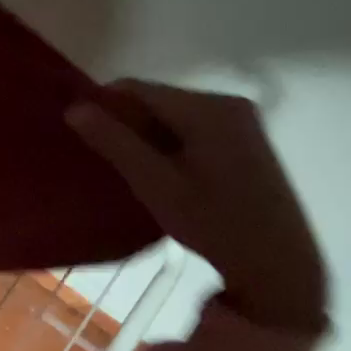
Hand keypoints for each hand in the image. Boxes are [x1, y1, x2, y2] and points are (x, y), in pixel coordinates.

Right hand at [68, 80, 328, 334]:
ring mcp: (240, 121)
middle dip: (123, 124)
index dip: (101, 105)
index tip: (78, 135)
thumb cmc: (213, 221)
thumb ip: (114, 142)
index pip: (136, 88)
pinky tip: (156, 173)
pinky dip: (164, 144)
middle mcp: (228, 103)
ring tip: (125, 169)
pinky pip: (188, 129)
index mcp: (208, 108)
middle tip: (100, 158)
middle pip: (154, 100)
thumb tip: (73, 107)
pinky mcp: (242, 139)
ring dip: (142, 137)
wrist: (277, 262)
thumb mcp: (154, 183)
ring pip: (169, 116)